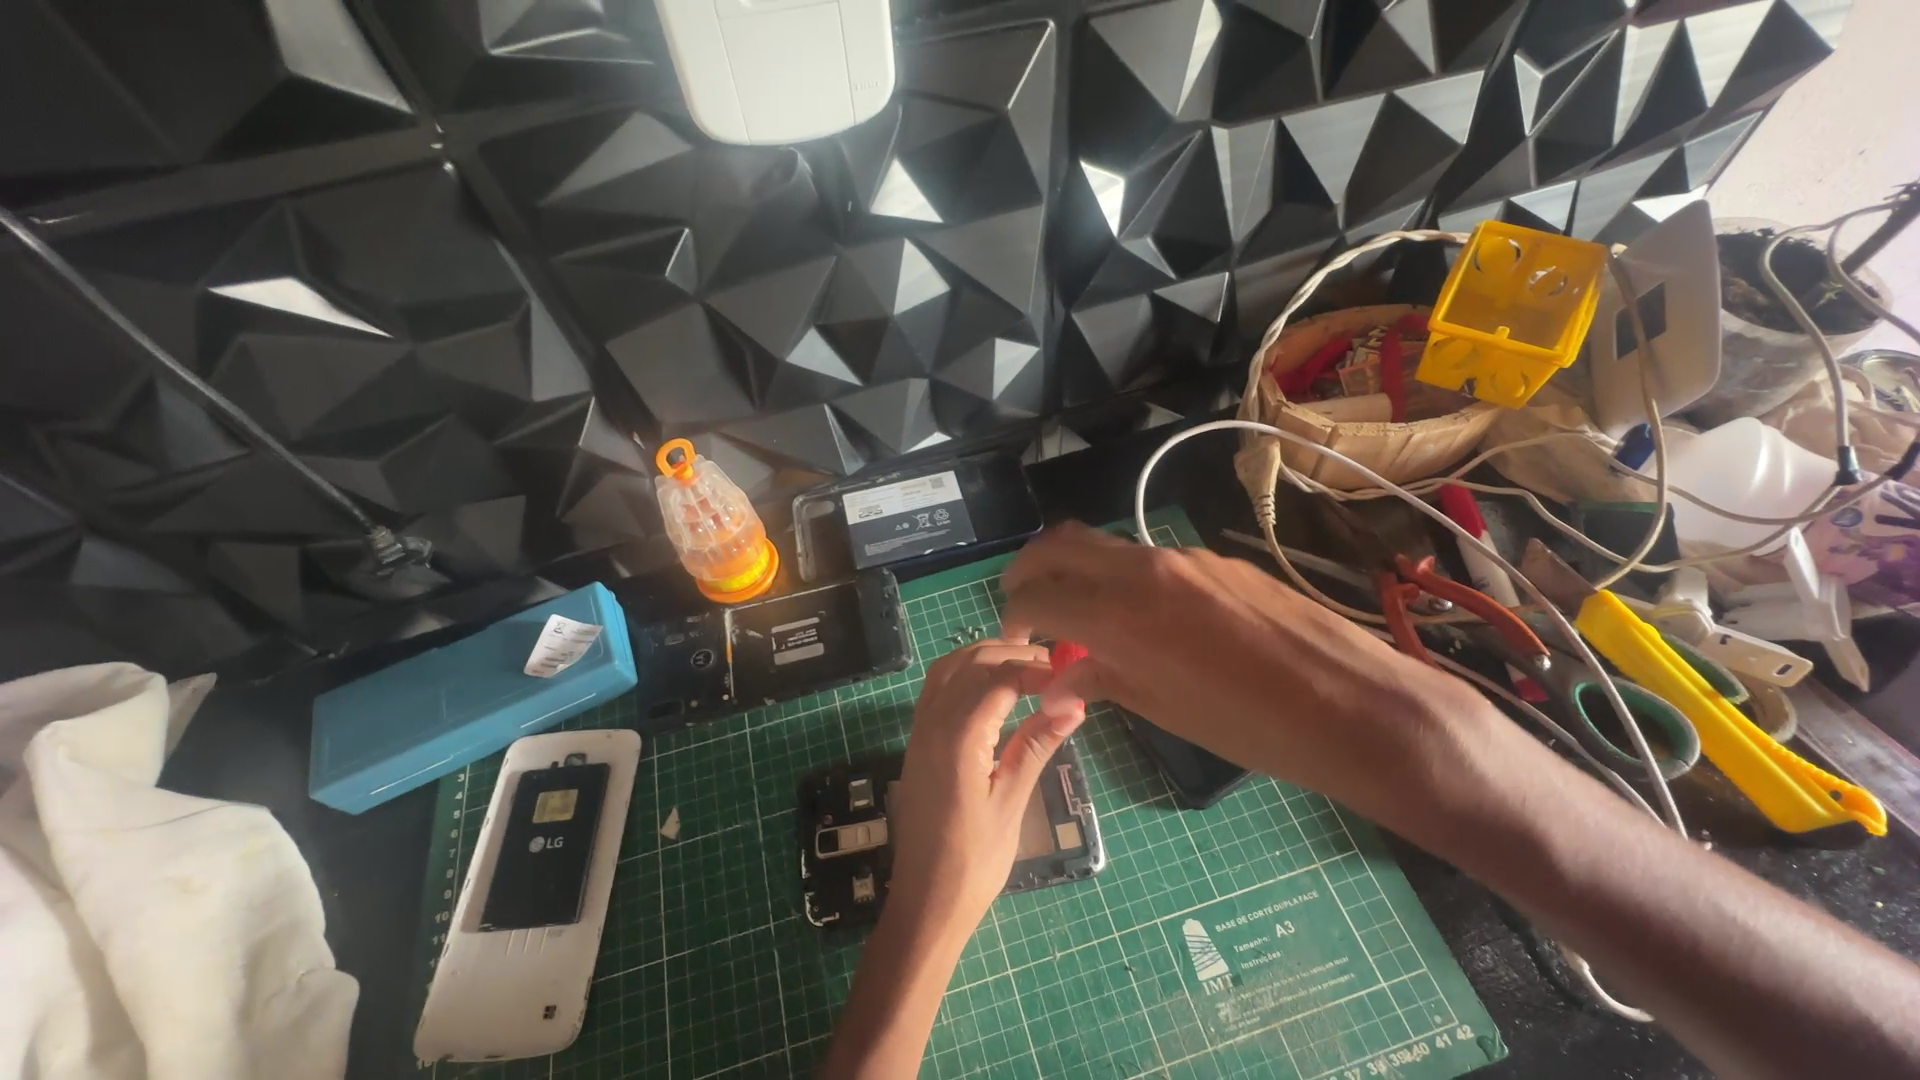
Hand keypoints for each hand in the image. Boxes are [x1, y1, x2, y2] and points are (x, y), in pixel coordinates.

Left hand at [886, 639, 1086, 935]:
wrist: (925, 900)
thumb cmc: (974, 861)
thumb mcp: (1012, 803)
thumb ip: (1036, 747)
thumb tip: (1074, 705)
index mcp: (958, 736)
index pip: (1000, 678)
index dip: (1036, 670)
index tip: (1069, 676)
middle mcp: (932, 722)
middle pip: (972, 663)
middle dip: (1012, 654)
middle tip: (1054, 665)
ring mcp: (919, 730)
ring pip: (950, 669)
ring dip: (986, 657)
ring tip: (1027, 667)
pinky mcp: (917, 741)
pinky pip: (937, 688)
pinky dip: (965, 673)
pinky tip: (992, 687)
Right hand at [1000, 523, 1499, 824]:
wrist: (1356, 705)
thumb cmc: (1252, 728)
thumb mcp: (1165, 711)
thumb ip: (1102, 680)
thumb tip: (1059, 676)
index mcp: (1120, 614)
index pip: (1038, 597)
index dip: (1015, 618)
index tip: (1017, 640)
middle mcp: (1145, 569)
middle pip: (1060, 545)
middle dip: (1029, 570)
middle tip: (1024, 602)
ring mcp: (1187, 558)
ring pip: (1107, 547)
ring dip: (1079, 571)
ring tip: (1085, 615)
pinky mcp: (1220, 560)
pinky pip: (1153, 559)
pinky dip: (1126, 579)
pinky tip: (1148, 620)